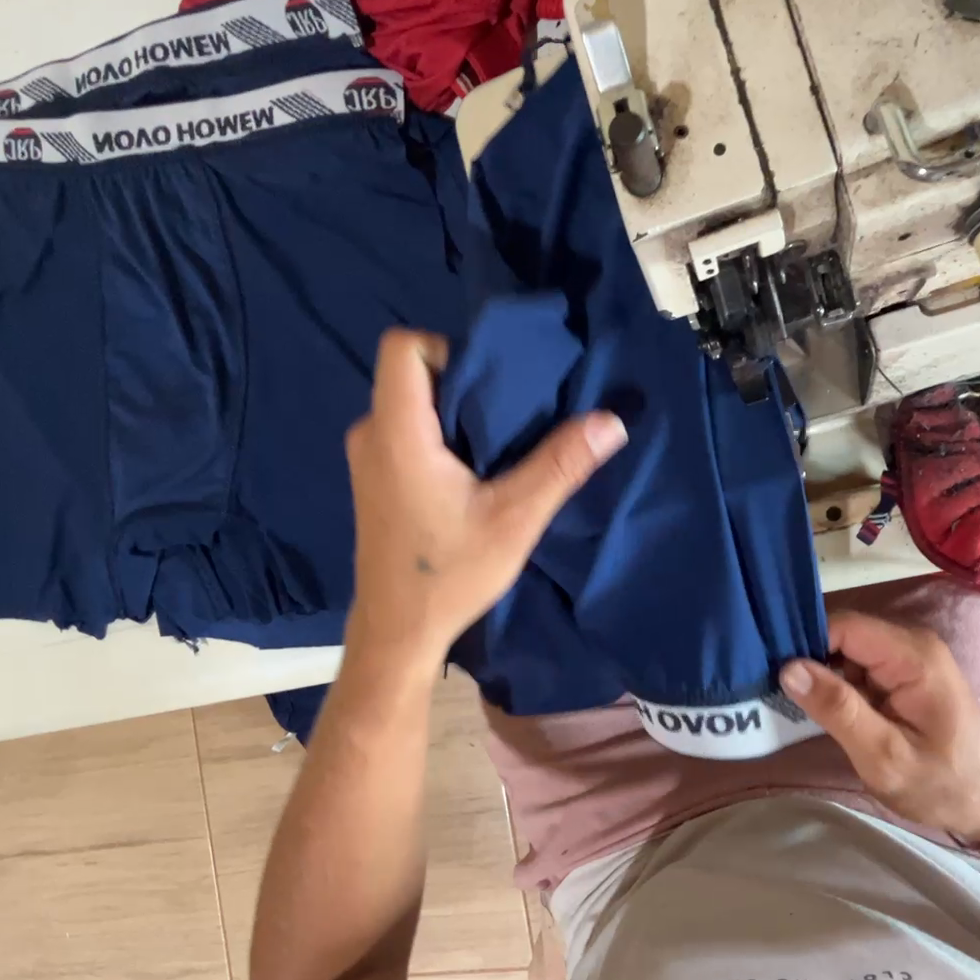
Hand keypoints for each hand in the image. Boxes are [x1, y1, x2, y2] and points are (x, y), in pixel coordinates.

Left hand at [344, 329, 626, 655]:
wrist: (396, 633)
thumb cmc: (448, 575)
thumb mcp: (515, 519)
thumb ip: (561, 465)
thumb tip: (612, 421)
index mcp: (397, 432)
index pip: (403, 346)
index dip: (447, 349)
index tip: (491, 385)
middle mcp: (371, 434)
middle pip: (412, 374)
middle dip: (463, 382)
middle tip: (510, 415)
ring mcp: (366, 459)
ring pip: (410, 404)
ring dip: (452, 414)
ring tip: (497, 446)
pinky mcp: (373, 481)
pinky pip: (404, 432)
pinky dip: (437, 437)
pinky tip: (471, 474)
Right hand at [780, 612, 979, 843]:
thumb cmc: (942, 786)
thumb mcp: (884, 757)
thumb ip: (838, 709)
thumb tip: (788, 668)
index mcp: (913, 656)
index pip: (843, 625)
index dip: (805, 643)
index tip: (772, 671)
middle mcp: (912, 643)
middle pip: (842, 632)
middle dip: (809, 657)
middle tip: (776, 690)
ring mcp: (908, 656)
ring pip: (845, 648)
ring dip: (819, 671)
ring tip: (793, 700)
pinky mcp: (902, 673)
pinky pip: (856, 663)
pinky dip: (834, 681)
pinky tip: (819, 705)